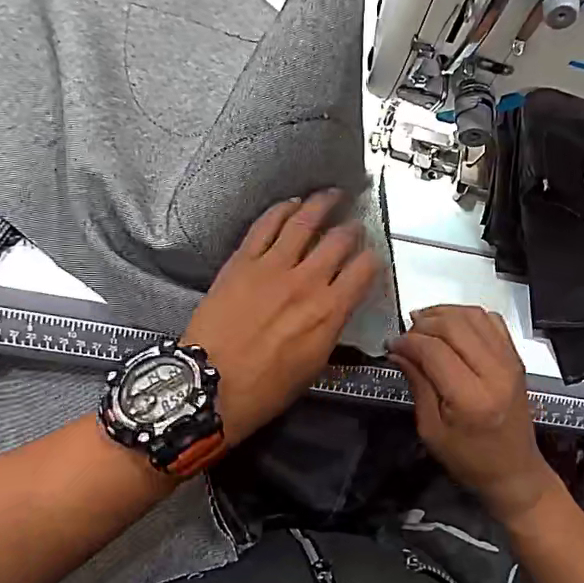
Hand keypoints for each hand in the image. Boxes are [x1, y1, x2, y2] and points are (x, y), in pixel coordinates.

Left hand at [183, 190, 380, 444]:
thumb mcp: (313, 365)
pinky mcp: (242, 261)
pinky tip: (290, 203)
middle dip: (352, 228)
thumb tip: (337, 309)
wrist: (210, 385)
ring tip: (331, 194)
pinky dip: (281, 210)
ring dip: (321, 204)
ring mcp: (272, 267)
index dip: (373, 258)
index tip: (372, 255)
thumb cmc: (262, 388)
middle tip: (354, 222)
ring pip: (304, 222)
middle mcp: (306, 282)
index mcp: (328, 312)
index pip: (364, 270)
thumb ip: (330, 328)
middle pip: (339, 240)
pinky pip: (265, 226)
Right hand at [390, 305, 560, 521]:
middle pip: (454, 325)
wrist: (516, 472)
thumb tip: (397, 351)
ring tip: (424, 325)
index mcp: (472, 398)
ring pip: (472, 315)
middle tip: (406, 335)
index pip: (433, 350)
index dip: (407, 341)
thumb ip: (417, 384)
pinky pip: (491, 320)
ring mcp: (510, 362)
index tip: (392, 344)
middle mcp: (496, 373)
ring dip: (443, 314)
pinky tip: (451, 327)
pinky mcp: (516, 358)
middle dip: (423, 323)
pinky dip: (467, 315)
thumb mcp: (431, 429)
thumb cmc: (470, 459)